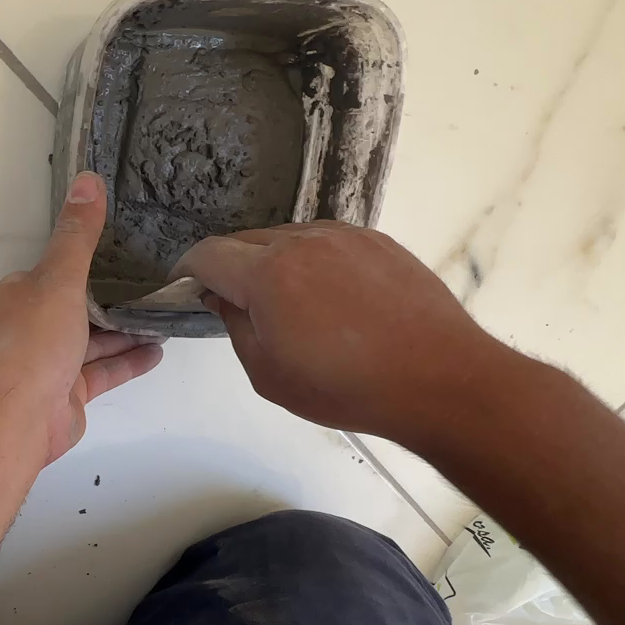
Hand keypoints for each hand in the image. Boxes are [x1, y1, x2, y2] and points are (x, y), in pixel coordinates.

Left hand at [0, 172, 164, 465]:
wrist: (15, 420)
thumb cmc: (30, 345)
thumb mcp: (57, 280)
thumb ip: (78, 236)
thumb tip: (88, 179)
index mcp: (16, 298)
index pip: (50, 274)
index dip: (81, 264)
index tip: (120, 250)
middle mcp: (28, 330)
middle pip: (75, 309)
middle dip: (110, 299)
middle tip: (155, 283)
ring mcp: (47, 365)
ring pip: (92, 341)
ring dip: (125, 330)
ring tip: (165, 314)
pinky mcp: (66, 395)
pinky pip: (101, 371)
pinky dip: (128, 360)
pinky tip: (158, 350)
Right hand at [174, 221, 520, 445]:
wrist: (441, 381)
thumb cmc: (346, 388)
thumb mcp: (266, 371)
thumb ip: (234, 324)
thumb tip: (222, 296)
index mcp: (267, 275)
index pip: (206, 255)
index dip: (186, 271)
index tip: (182, 289)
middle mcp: (302, 242)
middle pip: (242, 241)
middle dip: (226, 267)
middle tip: (232, 304)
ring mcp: (344, 237)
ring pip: (282, 238)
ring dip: (267, 262)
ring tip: (282, 303)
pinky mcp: (377, 241)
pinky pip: (322, 240)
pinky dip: (306, 260)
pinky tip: (322, 297)